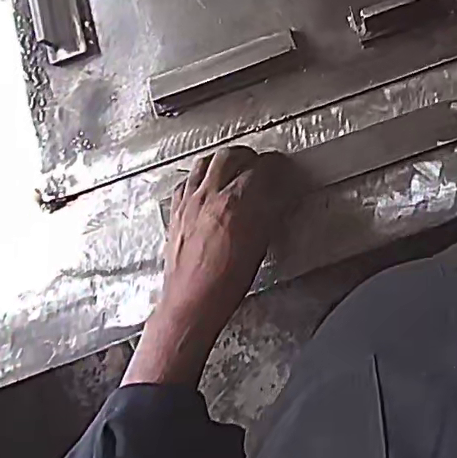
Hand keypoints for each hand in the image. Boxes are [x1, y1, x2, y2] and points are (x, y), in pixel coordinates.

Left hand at [125, 146, 293, 385]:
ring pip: (205, 161)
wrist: (191, 302)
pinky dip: (200, 177)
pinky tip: (206, 186)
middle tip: (258, 164)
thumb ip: (267, 214)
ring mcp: (190, 201)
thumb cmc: (225, 283)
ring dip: (222, 161)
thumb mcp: (259, 246)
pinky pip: (187, 180)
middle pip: (230, 155)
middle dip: (248, 156)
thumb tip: (275, 198)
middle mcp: (210, 196)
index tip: (280, 167)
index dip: (275, 164)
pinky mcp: (176, 210)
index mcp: (236, 204)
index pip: (261, 168)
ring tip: (233, 169)